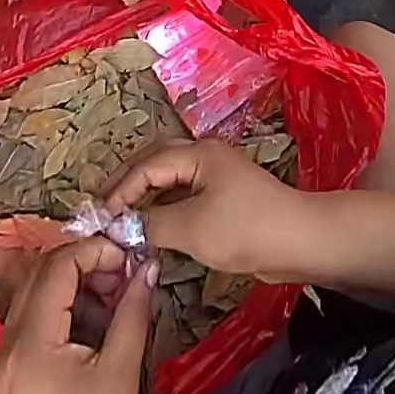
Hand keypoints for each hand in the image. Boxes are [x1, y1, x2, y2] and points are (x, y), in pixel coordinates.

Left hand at [0, 237, 156, 393]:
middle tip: (122, 278)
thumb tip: (148, 267)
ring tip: (111, 305)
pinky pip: (28, 325)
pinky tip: (89, 332)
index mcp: (30, 340)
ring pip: (34, 298)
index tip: (128, 261)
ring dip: (74, 288)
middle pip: (41, 275)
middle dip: (86, 264)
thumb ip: (133, 314)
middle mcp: (5, 344)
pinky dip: (60, 313)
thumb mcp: (118, 375)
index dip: (96, 251)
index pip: (58, 264)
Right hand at [103, 138, 319, 280]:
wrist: (295, 240)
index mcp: (199, 153)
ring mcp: (215, 176)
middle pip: (157, 161)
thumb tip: (121, 226)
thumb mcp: (190, 227)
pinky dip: (163, 206)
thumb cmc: (243, 228)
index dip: (120, 189)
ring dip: (145, 194)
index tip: (99, 217)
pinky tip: (149, 226)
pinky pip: (183, 195)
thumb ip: (150, 222)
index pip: (148, 164)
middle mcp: (206, 157)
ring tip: (120, 218)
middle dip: (128, 182)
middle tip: (102, 207)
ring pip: (170, 178)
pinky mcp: (222, 198)